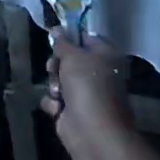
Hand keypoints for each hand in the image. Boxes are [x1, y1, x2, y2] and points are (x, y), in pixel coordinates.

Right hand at [40, 27, 133, 152]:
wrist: (93, 130)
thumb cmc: (87, 86)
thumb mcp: (73, 56)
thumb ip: (62, 42)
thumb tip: (57, 29)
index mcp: (105, 56)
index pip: (86, 38)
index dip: (70, 38)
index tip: (54, 38)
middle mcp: (97, 73)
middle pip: (68, 59)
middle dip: (56, 64)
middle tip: (55, 68)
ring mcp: (85, 93)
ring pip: (58, 78)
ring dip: (53, 84)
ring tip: (58, 93)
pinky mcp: (72, 110)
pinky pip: (54, 98)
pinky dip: (54, 103)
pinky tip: (58, 108)